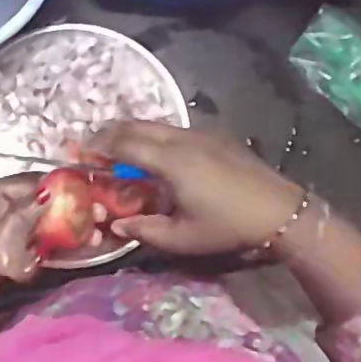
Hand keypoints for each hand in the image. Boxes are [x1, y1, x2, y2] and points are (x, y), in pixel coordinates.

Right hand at [85, 121, 302, 255]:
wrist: (278, 209)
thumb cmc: (228, 226)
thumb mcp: (183, 238)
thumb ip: (146, 230)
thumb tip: (118, 225)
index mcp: (172, 161)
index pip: (126, 144)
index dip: (101, 146)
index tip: (82, 151)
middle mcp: (183, 139)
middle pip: (138, 125)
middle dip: (112, 131)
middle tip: (92, 143)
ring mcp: (201, 133)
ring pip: (158, 123)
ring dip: (134, 130)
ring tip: (118, 144)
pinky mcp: (216, 135)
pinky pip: (175, 127)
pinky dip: (154, 133)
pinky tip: (154, 150)